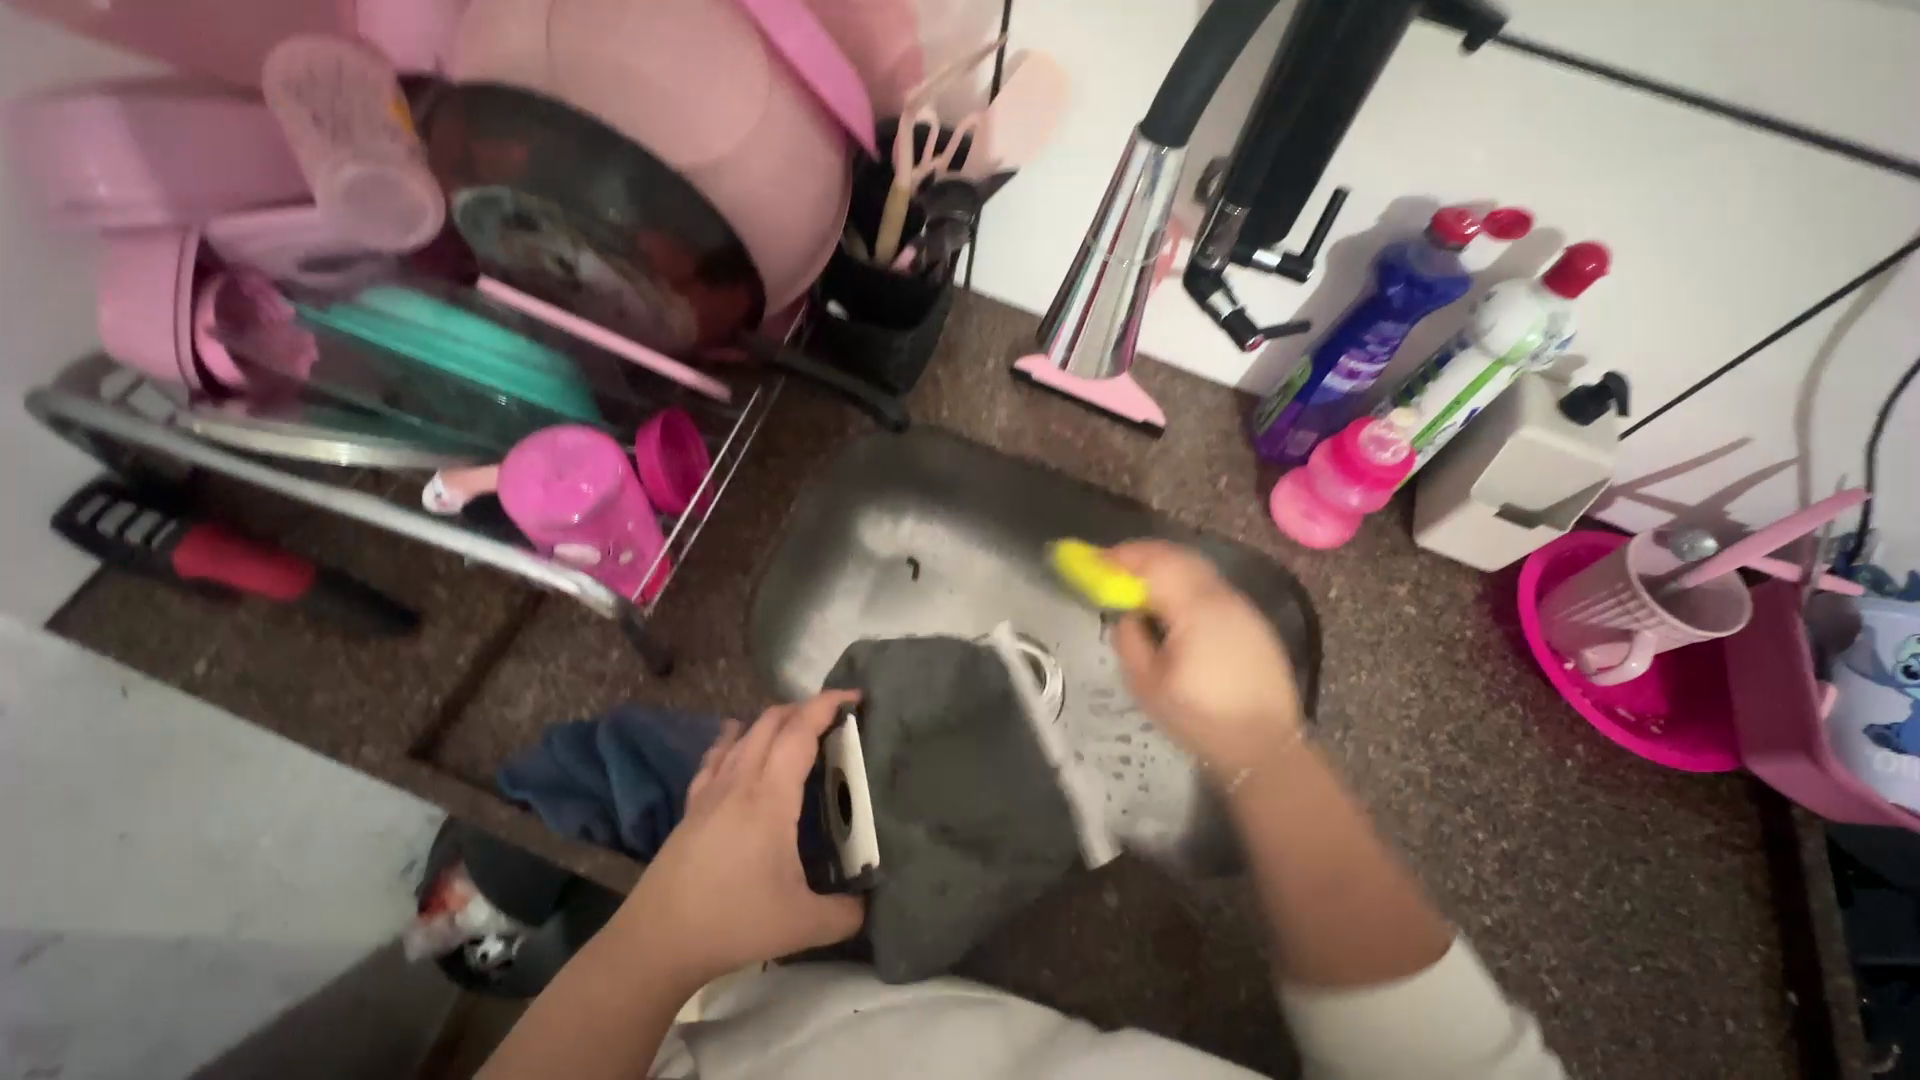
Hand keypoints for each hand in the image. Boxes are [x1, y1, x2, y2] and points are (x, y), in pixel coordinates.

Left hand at [614, 691, 865, 991]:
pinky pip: (716, 756)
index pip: (800, 732)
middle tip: (835, 718)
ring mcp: (710, 792)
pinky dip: (735, 739)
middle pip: (770, 722)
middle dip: (805, 708)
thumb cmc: (733, 922)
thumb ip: (846, 913)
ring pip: (743, 734)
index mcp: (769, 797)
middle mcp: (739, 782)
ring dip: (773, 722)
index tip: (855, 696)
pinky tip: (737, 741)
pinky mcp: (691, 808)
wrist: (656, 940)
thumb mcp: (803, 925)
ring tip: (797, 730)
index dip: (828, 706)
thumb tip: (868, 904)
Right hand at [1107, 540, 1303, 776]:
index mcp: (1196, 610)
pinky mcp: (1254, 622)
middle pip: (1178, 557)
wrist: (1266, 748)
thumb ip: (1129, 641)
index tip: (1094, 562)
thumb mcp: (1148, 687)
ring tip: (1138, 586)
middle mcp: (1223, 598)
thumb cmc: (1201, 719)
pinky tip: (1172, 608)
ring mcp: (1243, 607)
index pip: (1153, 563)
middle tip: (1111, 567)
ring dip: (1164, 568)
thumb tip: (1125, 615)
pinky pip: (1212, 588)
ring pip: (1197, 569)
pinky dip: (1184, 585)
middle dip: (1141, 556)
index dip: (1120, 557)